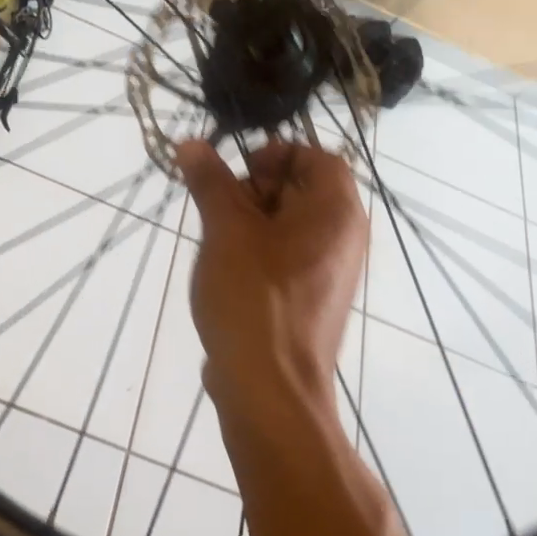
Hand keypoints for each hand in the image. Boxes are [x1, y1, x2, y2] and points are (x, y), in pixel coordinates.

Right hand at [177, 139, 366, 414]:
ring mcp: (332, 273)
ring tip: (218, 245)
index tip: (237, 175)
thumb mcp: (225, 230)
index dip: (275, 155)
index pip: (318, 157)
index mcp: (337, 212)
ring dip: (251, 224)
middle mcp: (345, 238)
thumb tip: (191, 144)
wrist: (270, 391)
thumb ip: (210, 182)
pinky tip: (228, 274)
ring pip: (291, 225)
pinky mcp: (314, 301)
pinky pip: (290, 258)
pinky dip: (260, 253)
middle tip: (220, 211)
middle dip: (256, 190)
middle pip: (304, 189)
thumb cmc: (253, 299)